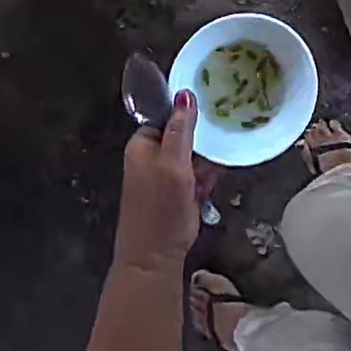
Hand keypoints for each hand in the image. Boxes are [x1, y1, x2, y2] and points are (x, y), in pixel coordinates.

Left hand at [111, 90, 202, 275]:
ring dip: (204, 166)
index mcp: (143, 144)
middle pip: (185, 135)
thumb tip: (185, 92)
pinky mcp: (179, 190)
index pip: (168, 115)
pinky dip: (204, 181)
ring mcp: (166, 173)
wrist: (155, 258)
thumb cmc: (160, 207)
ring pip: (196, 155)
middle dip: (200, 147)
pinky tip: (203, 192)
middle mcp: (153, 155)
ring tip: (203, 181)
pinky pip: (198, 174)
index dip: (187, 117)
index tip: (207, 120)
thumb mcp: (173, 162)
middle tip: (206, 160)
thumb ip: (181, 128)